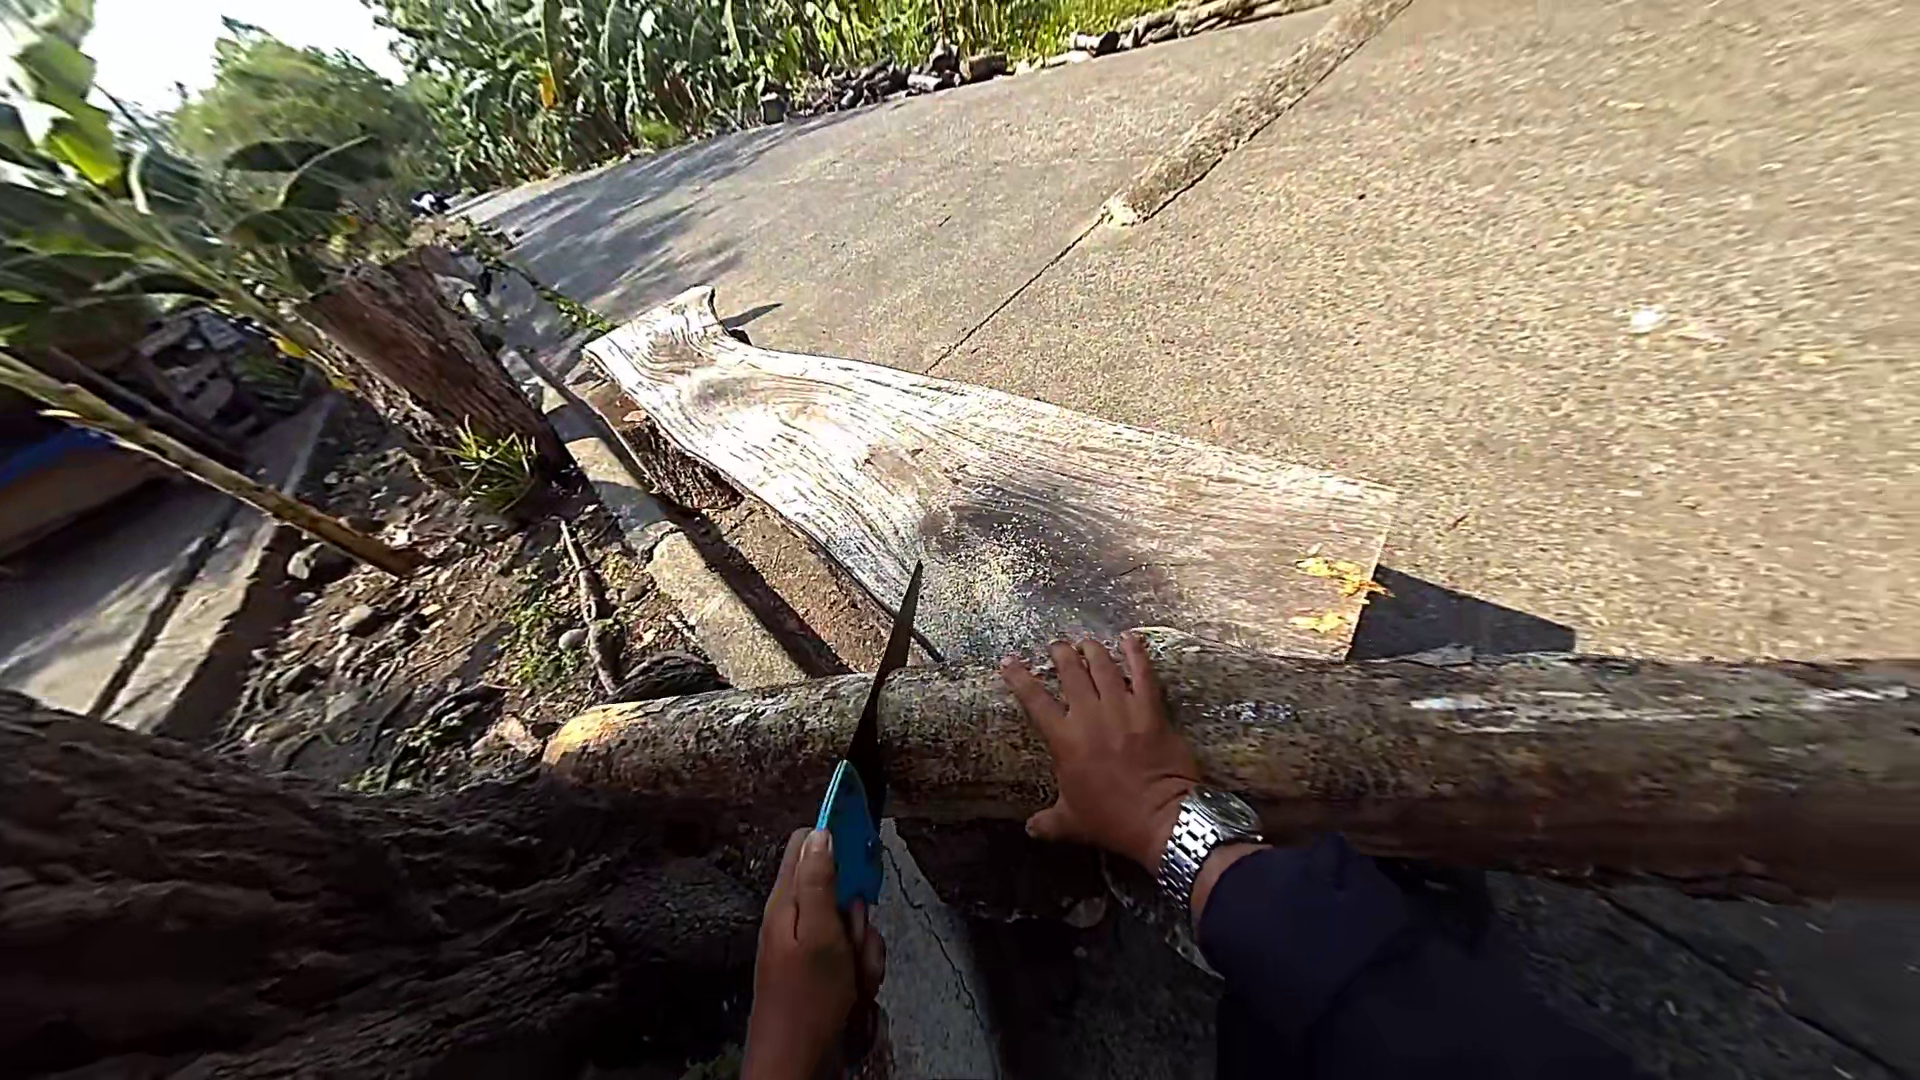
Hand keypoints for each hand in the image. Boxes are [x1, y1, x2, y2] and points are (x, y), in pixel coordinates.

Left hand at [743, 828, 885, 1079]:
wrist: (796, 1071)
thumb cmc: (806, 1002)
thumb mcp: (818, 932)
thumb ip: (819, 879)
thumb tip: (821, 831)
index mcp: (786, 900)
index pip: (806, 842)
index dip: (834, 839)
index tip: (860, 851)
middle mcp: (796, 917)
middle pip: (839, 885)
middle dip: (856, 910)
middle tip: (852, 936)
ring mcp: (810, 945)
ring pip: (851, 922)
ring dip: (863, 946)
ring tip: (854, 976)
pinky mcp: (823, 970)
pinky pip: (853, 953)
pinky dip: (861, 970)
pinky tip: (855, 994)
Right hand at [1001, 634, 1200, 870]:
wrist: (1162, 820)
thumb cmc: (1112, 819)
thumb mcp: (1072, 822)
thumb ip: (1048, 821)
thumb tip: (1029, 829)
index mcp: (1064, 738)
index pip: (1034, 699)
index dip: (1018, 677)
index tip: (1009, 660)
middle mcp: (1089, 715)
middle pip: (1070, 671)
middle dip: (1061, 653)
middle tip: (1057, 645)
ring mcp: (1121, 707)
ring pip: (1102, 665)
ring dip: (1092, 649)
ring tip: (1086, 642)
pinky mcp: (1150, 708)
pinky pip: (1142, 672)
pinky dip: (1136, 652)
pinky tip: (1130, 637)